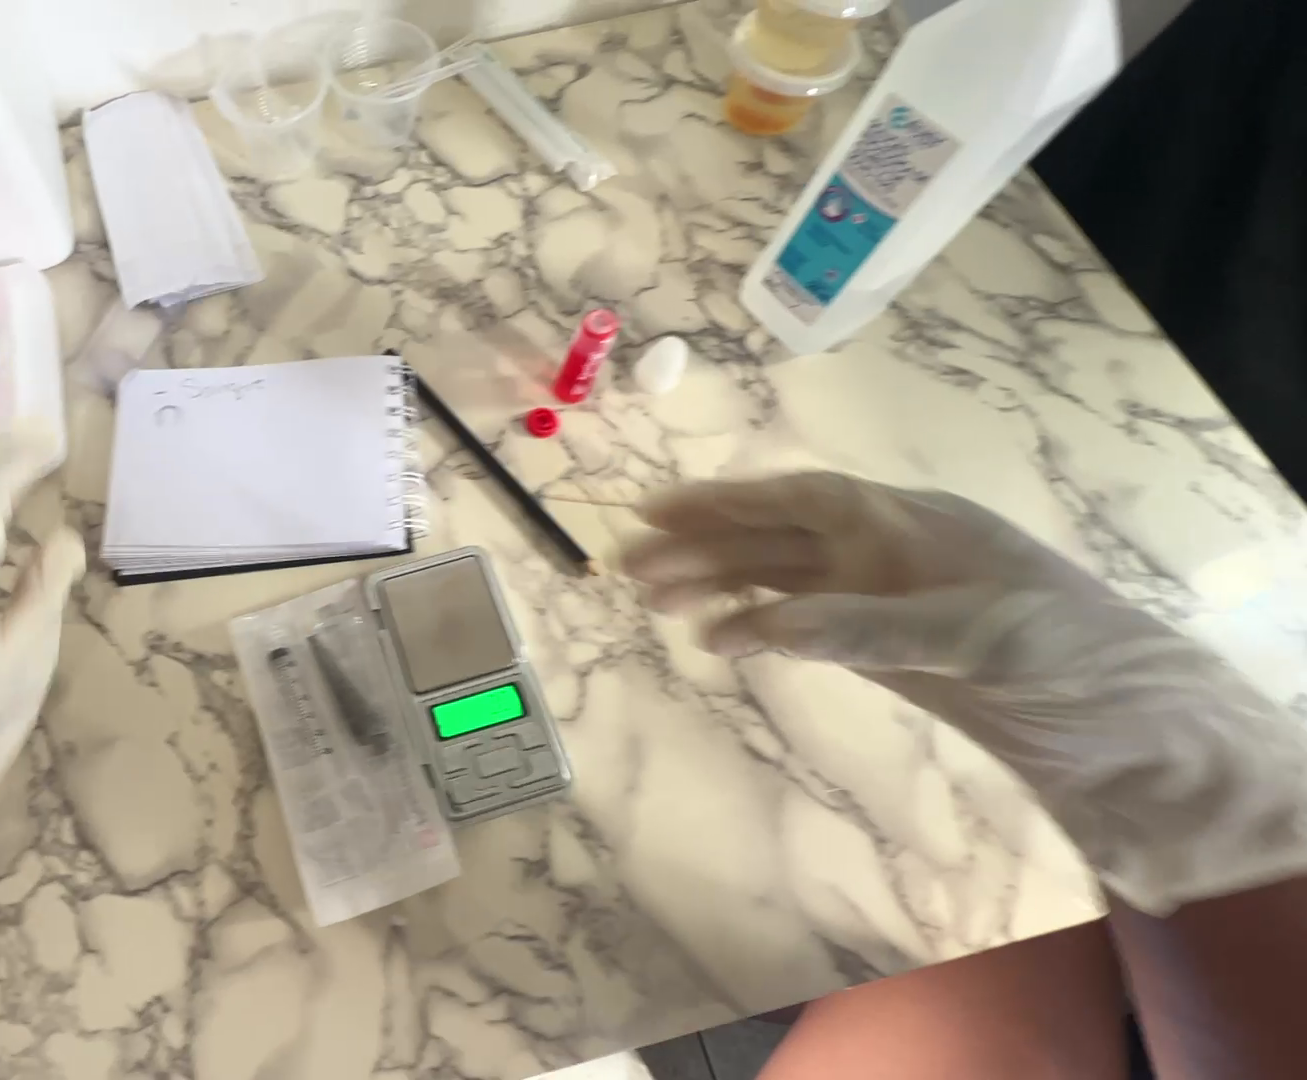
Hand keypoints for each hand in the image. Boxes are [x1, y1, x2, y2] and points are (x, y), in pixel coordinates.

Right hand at [621, 471, 1306, 914]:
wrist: (1126, 730)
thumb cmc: (1062, 657)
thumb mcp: (970, 634)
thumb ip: (855, 625)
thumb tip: (744, 626)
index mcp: (898, 521)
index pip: (791, 499)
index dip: (719, 501)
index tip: (652, 511)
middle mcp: (871, 548)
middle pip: (765, 536)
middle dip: (695, 546)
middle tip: (626, 566)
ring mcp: (865, 595)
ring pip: (767, 577)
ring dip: (708, 584)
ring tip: (651, 601)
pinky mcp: (863, 640)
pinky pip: (787, 621)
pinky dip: (745, 625)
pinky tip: (709, 634)